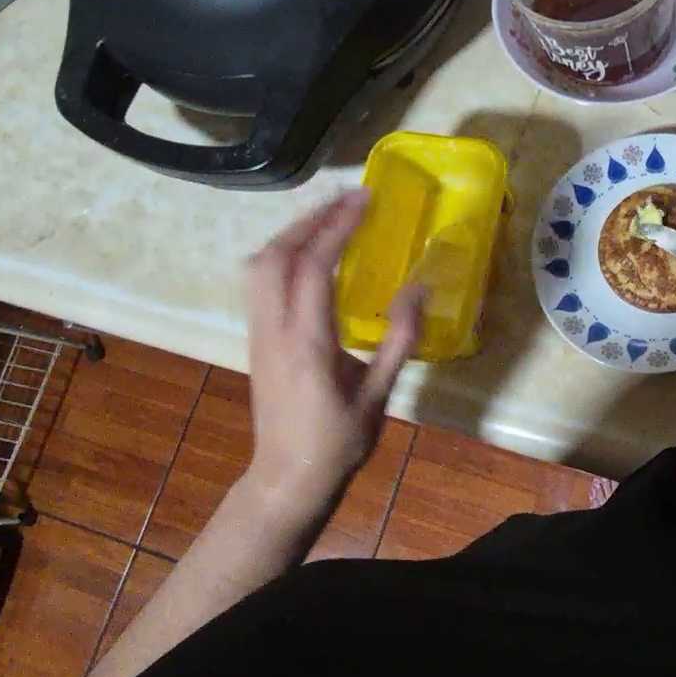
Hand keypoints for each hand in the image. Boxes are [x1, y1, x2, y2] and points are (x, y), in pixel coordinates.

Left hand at [244, 190, 422, 498]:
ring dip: (292, 231)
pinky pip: (258, 280)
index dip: (337, 228)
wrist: (286, 478)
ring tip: (328, 215)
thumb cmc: (339, 442)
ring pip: (259, 265)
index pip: (314, 269)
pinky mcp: (254, 338)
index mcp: (308, 344)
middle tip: (348, 198)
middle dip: (311, 218)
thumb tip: (420, 286)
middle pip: (276, 255)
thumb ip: (400, 339)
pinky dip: (281, 251)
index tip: (364, 200)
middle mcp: (273, 330)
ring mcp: (257, 333)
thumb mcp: (379, 394)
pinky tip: (308, 250)